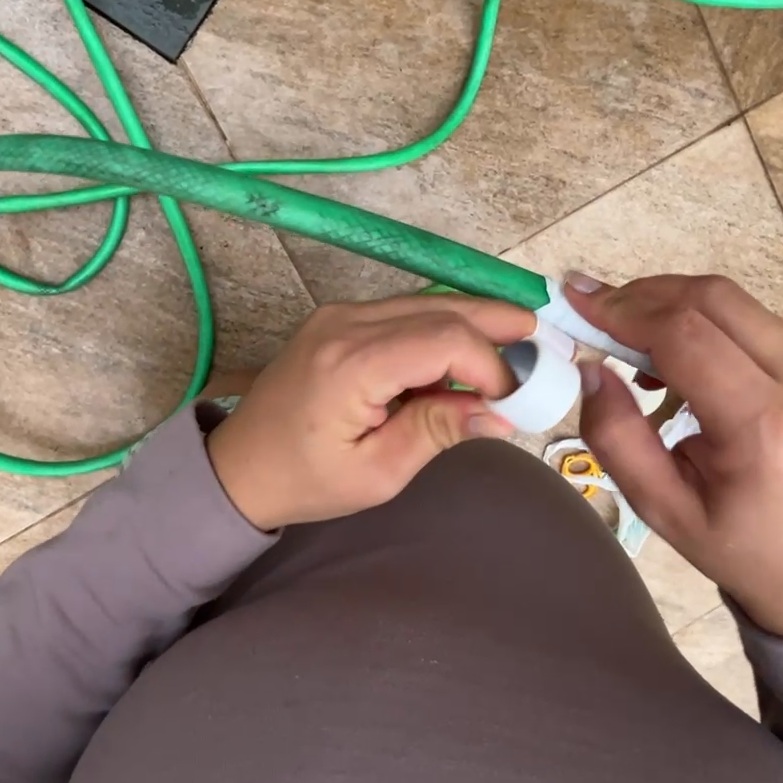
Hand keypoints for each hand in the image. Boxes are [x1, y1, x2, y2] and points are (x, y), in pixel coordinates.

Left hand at [205, 295, 534, 530]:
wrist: (240, 464)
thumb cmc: (305, 480)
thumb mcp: (377, 472)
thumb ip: (437, 432)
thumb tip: (501, 413)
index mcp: (350, 363)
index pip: (443, 338)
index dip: (489, 363)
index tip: (511, 399)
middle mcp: (344, 323)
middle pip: (439, 308)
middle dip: (494, 323)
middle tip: (542, 340)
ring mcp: (338, 314)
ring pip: (424, 303)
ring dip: (470, 321)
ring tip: (516, 341)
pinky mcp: (337, 319)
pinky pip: (402, 312)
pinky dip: (439, 328)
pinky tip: (464, 350)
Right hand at [568, 273, 782, 636]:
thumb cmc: (745, 553)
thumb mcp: (662, 510)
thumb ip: (616, 436)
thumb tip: (592, 368)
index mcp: (765, 426)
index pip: (682, 334)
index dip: (622, 310)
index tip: (577, 302)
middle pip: (714, 298)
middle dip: (644, 294)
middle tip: (600, 310)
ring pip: (740, 305)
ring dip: (677, 306)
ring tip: (637, 342)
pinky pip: (764, 327)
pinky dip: (713, 326)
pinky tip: (687, 361)